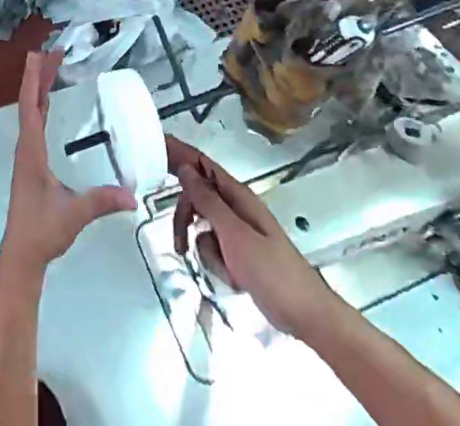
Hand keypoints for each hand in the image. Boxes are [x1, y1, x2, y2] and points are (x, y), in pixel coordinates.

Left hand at [0, 51, 134, 272]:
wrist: (21, 256)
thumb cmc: (42, 232)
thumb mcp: (74, 215)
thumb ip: (101, 201)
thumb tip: (133, 194)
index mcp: (31, 153)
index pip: (30, 109)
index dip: (33, 81)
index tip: (38, 56)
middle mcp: (26, 149)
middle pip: (30, 104)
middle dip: (39, 77)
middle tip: (52, 52)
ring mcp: (27, 157)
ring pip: (31, 113)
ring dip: (39, 89)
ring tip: (50, 67)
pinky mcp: (32, 164)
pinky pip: (34, 124)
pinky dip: (40, 106)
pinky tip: (48, 102)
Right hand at [166, 136, 343, 339]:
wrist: (304, 314)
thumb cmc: (273, 272)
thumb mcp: (235, 235)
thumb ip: (208, 201)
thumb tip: (185, 168)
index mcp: (238, 196)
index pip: (202, 164)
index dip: (179, 154)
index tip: (155, 145)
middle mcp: (236, 208)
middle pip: (198, 198)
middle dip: (186, 220)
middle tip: (179, 244)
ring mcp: (238, 232)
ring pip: (203, 229)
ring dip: (207, 252)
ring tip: (226, 270)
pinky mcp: (238, 254)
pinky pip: (213, 250)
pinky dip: (217, 265)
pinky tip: (234, 280)